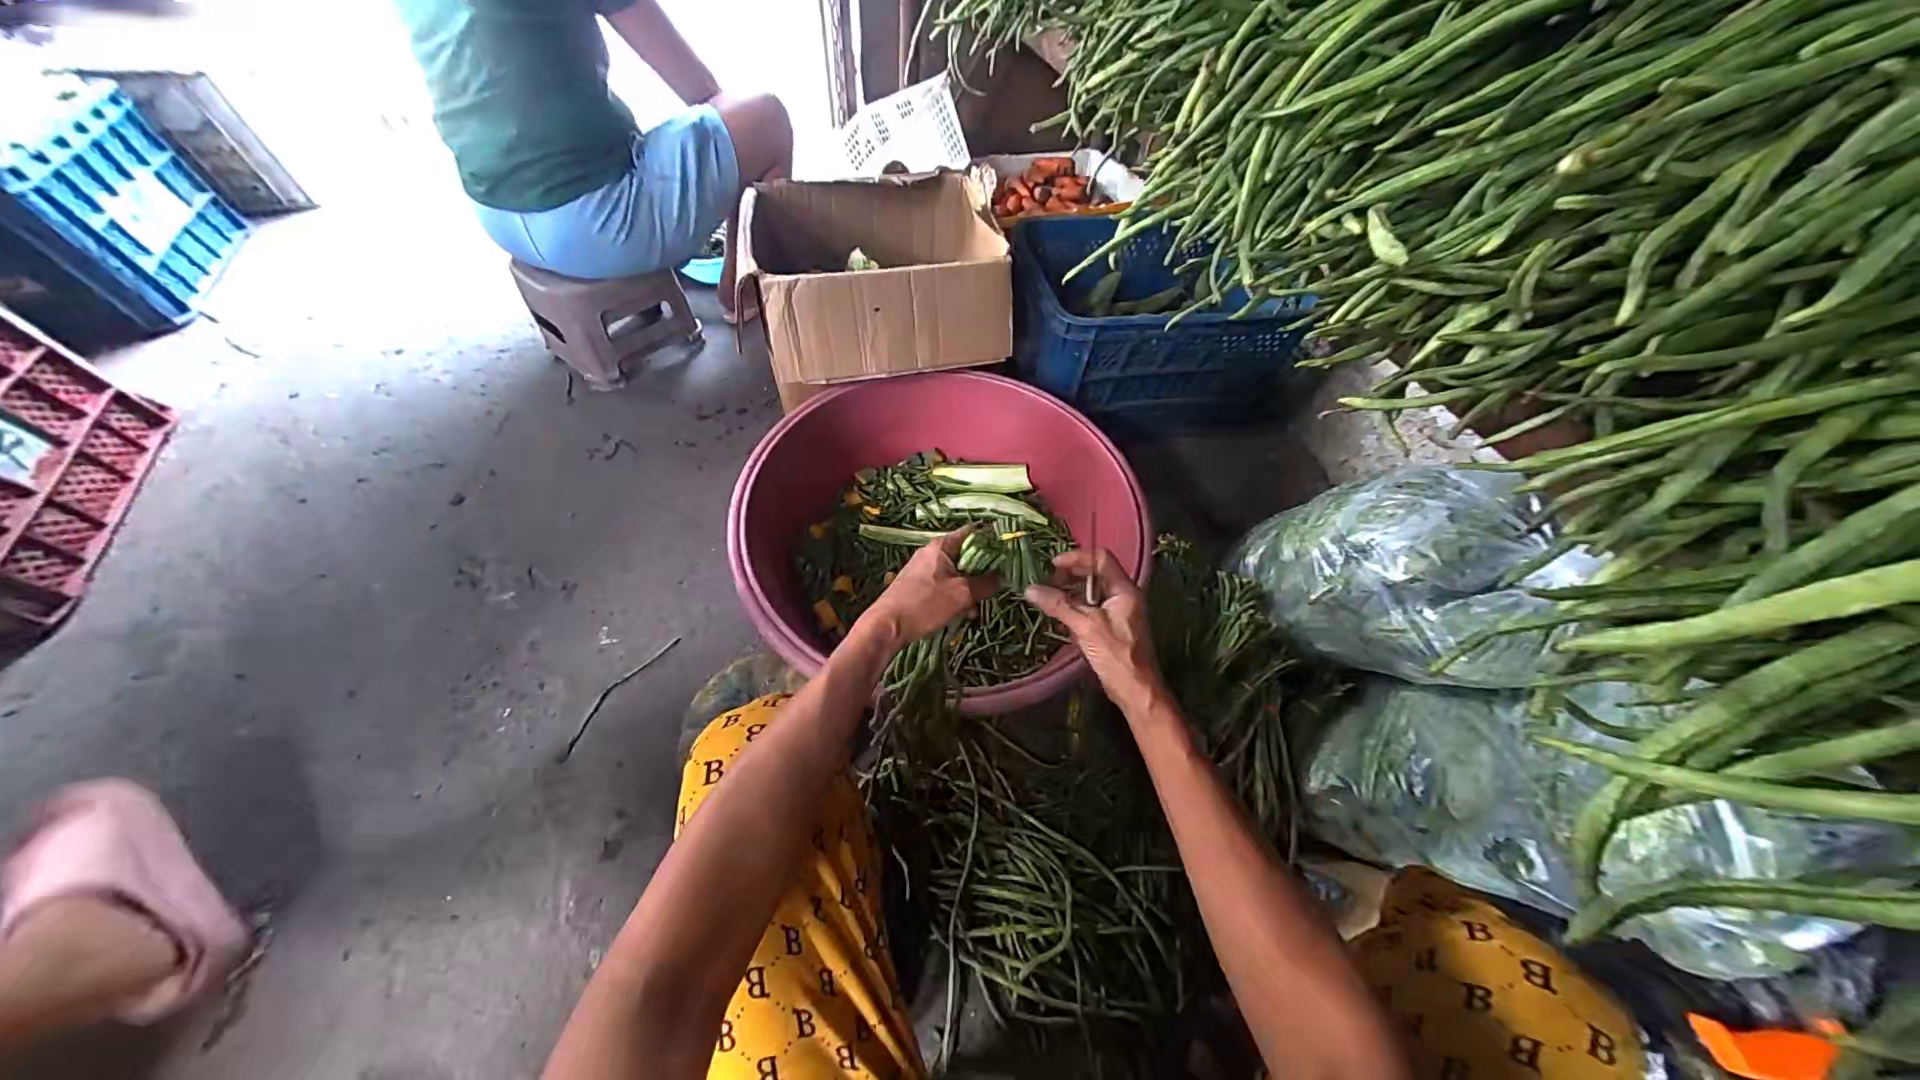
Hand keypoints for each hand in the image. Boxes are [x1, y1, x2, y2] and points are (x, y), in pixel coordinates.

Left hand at [856, 528, 997, 648]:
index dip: (993, 540)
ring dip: (970, 587)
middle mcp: (932, 552)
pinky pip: (945, 584)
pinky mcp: (918, 585)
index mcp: (942, 545)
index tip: (1009, 554)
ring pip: (957, 572)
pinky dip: (956, 594)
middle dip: (983, 570)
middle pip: (967, 553)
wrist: (886, 626)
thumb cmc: (925, 604)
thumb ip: (986, 583)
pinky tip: (962, 613)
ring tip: (976, 607)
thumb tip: (1003, 576)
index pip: (974, 532)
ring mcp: (923, 568)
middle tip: (996, 586)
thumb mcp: (962, 594)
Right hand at [1023, 549, 1166, 713]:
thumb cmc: (1117, 656)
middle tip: (1047, 584)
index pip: (1100, 559)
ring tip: (1049, 602)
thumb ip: (1059, 605)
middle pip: (1094, 574)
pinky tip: (1060, 622)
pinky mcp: (1110, 627)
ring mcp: (1118, 612)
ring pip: (1090, 593)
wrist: (1136, 691)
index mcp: (1124, 590)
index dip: (1076, 558)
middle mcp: (1123, 596)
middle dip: (1069, 577)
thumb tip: (1031, 589)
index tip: (1052, 565)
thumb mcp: (1085, 627)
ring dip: (1069, 595)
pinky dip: (1074, 611)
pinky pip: (1090, 610)